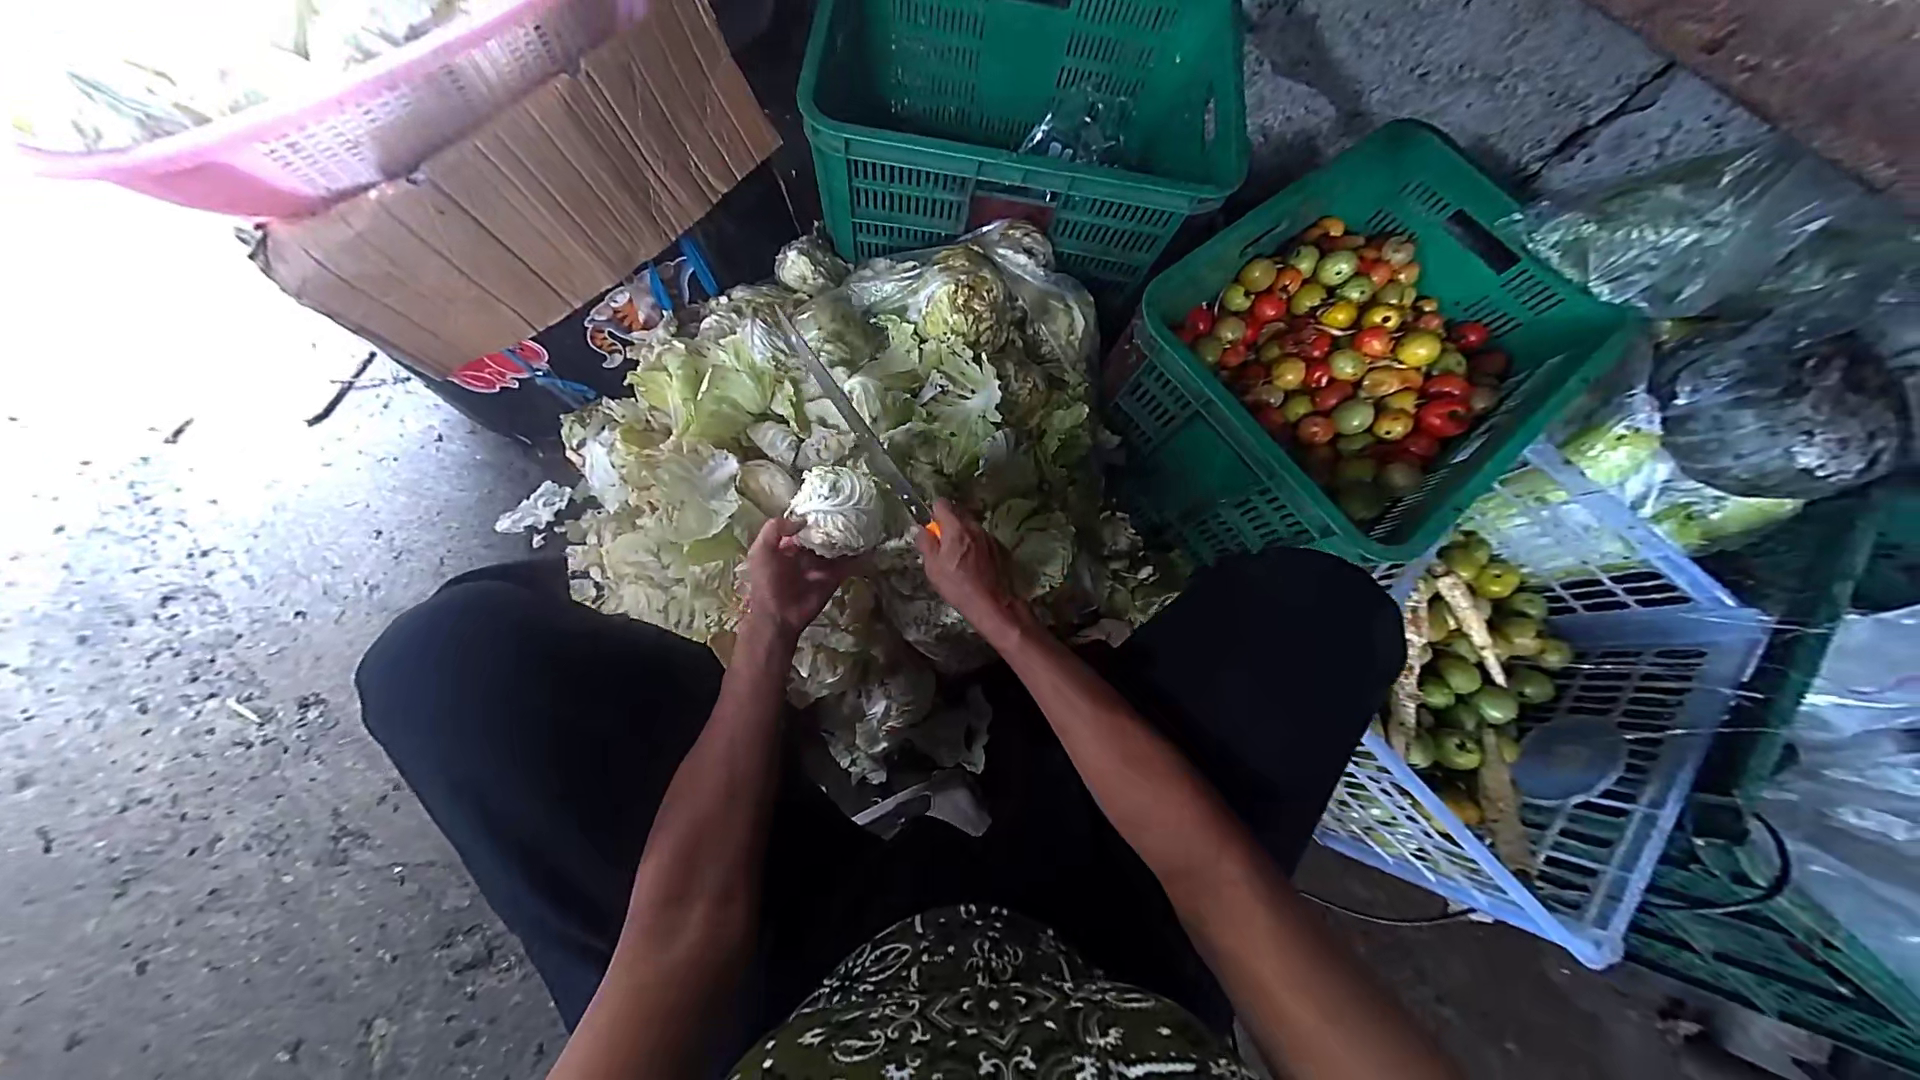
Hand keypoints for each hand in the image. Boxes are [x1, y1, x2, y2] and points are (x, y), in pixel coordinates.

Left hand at [741, 518, 859, 641]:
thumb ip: (775, 529)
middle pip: (823, 533)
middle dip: (835, 523)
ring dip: (849, 536)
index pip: (802, 525)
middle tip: (851, 507)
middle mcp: (806, 552)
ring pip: (838, 546)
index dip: (813, 514)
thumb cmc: (767, 581)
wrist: (779, 615)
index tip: (829, 500)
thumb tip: (803, 520)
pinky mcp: (835, 576)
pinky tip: (871, 542)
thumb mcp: (761, 550)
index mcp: (787, 545)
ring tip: (865, 520)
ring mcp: (822, 564)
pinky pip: (849, 563)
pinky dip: (860, 555)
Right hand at [914, 499, 1031, 643]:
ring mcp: (989, 537)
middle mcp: (975, 527)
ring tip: (960, 559)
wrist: (992, 603)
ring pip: (972, 527)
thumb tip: (923, 530)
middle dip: (949, 525)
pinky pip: (983, 539)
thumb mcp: (933, 567)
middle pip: (959, 514)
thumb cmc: (958, 586)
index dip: (935, 514)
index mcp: (956, 528)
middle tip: (944, 547)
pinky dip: (977, 546)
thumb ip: (926, 544)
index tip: (933, 529)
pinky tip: (975, 565)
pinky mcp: (1000, 548)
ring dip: (964, 536)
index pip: (942, 504)